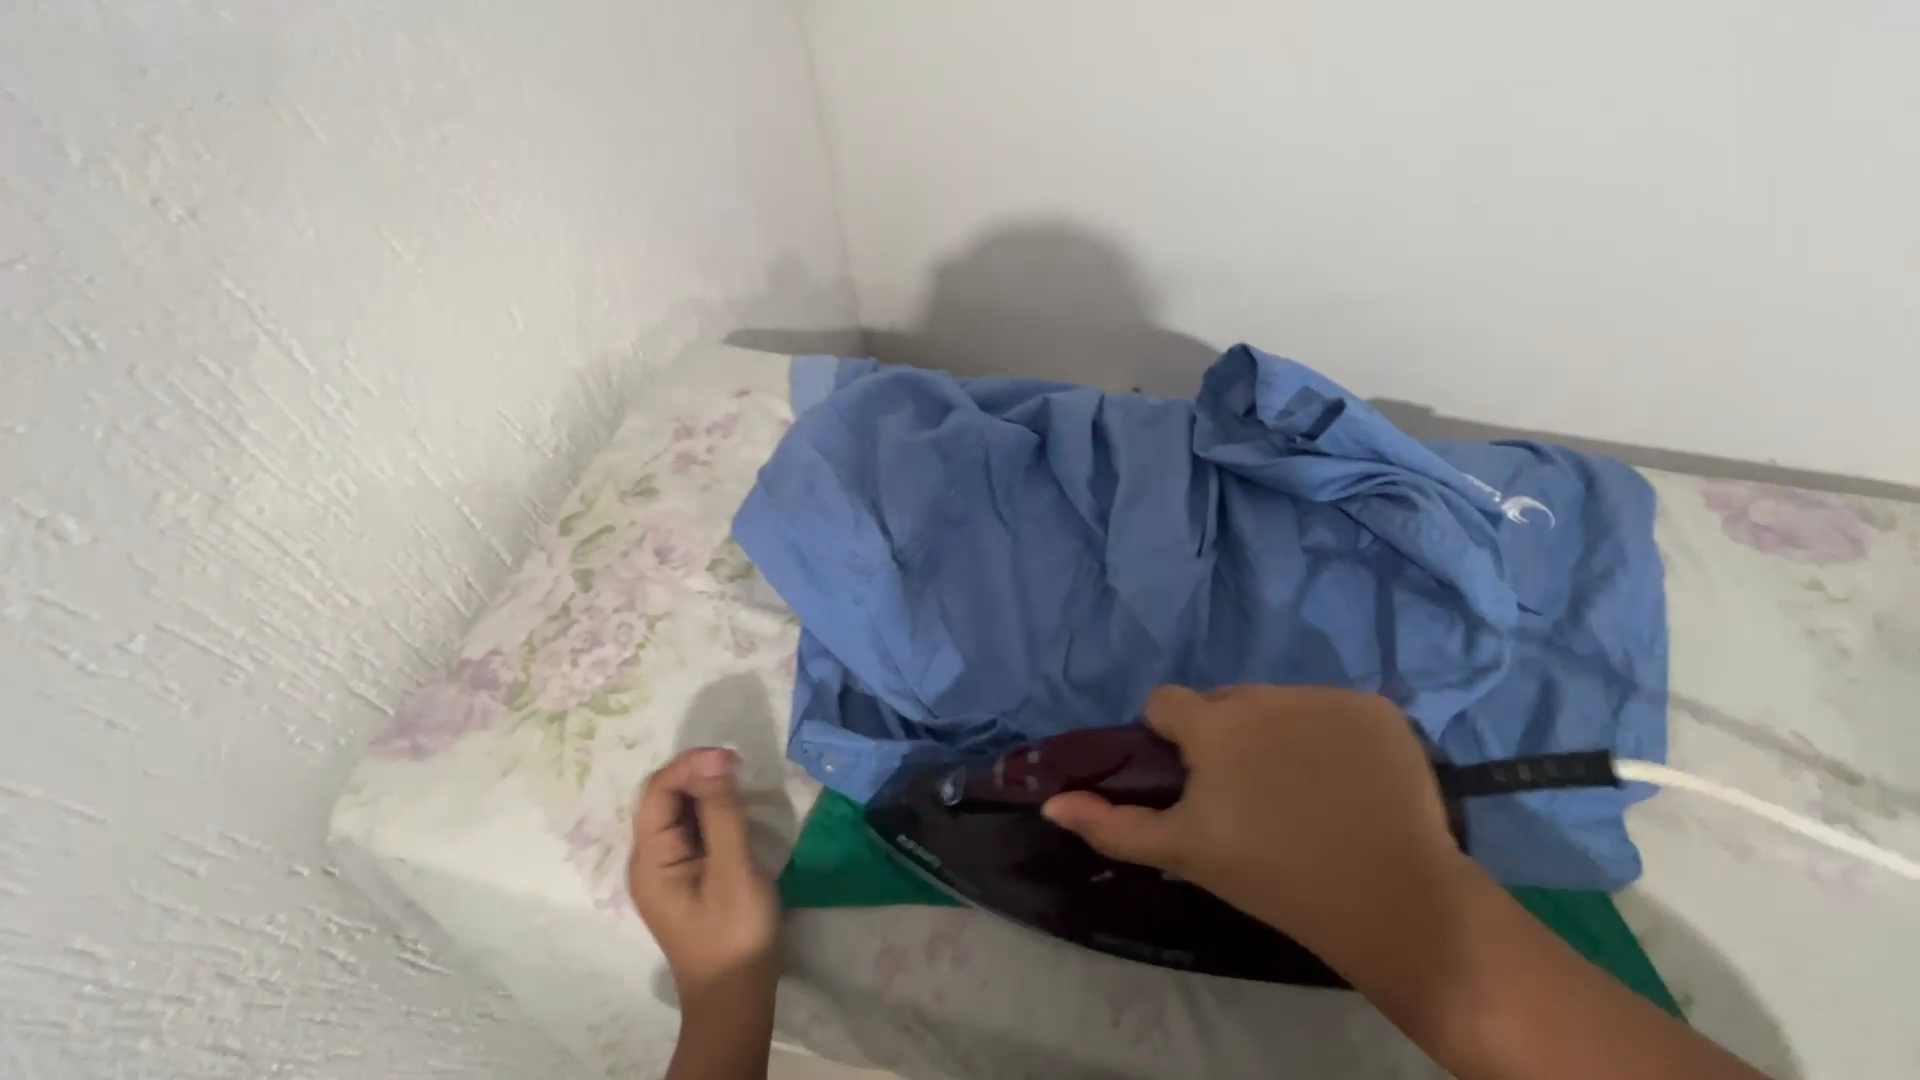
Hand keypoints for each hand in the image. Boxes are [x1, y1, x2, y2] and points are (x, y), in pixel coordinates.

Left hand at [628, 747, 780, 1004]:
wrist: (736, 996)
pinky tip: (736, 810)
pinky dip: (713, 811)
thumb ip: (723, 812)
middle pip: (665, 798)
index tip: (732, 756)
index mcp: (650, 859)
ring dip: (707, 790)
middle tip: (740, 766)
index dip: (690, 765)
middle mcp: (650, 859)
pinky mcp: (687, 876)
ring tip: (741, 782)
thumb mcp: (734, 869)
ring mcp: (667, 869)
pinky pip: (692, 830)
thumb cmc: (734, 934)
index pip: (658, 791)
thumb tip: (715, 759)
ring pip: (679, 812)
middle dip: (698, 773)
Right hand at [1041, 684, 1461, 949]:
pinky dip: (1331, 736)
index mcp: (1214, 724)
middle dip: (1226, 735)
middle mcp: (1266, 694)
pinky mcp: (1376, 708)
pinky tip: (1347, 782)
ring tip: (1301, 791)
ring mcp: (1326, 697)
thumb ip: (1113, 824)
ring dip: (1277, 732)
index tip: (1192, 777)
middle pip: (1225, 701)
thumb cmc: (1275, 877)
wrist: (1393, 900)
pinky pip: (1333, 710)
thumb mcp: (1186, 853)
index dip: (1171, 737)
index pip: (1167, 701)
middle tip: (1249, 794)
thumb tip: (1051, 803)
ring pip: (1279, 704)